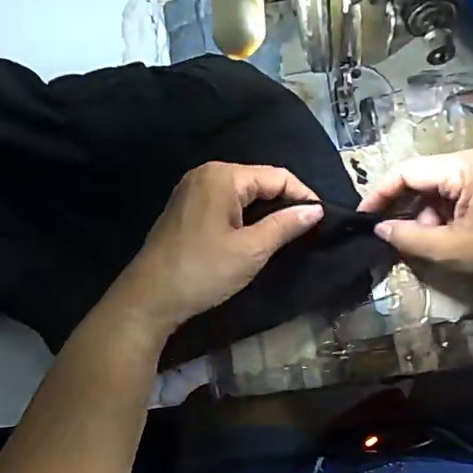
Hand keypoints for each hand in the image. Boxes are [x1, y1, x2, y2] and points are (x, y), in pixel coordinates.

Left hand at [106, 161, 323, 335]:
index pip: (277, 176)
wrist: (149, 298)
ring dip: (265, 211)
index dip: (303, 196)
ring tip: (287, 234)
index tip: (322, 219)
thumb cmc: (202, 272)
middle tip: (308, 229)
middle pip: (259, 181)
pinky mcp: (185, 208)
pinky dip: (244, 216)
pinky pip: (225, 203)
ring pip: (242, 193)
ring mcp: (192, 190)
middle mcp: (206, 174)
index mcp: (223, 176)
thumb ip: (285, 225)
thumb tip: (315, 210)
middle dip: (285, 202)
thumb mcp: (251, 250)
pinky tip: (255, 235)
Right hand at [358, 147, 472, 301]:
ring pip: (437, 190)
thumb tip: (379, 228)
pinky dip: (441, 218)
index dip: (380, 194)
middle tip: (387, 235)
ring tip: (421, 244)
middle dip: (404, 208)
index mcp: (466, 165)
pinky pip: (454, 197)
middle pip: (423, 179)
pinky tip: (440, 240)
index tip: (361, 218)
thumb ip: (408, 237)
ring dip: (424, 217)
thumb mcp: (451, 250)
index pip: (409, 172)